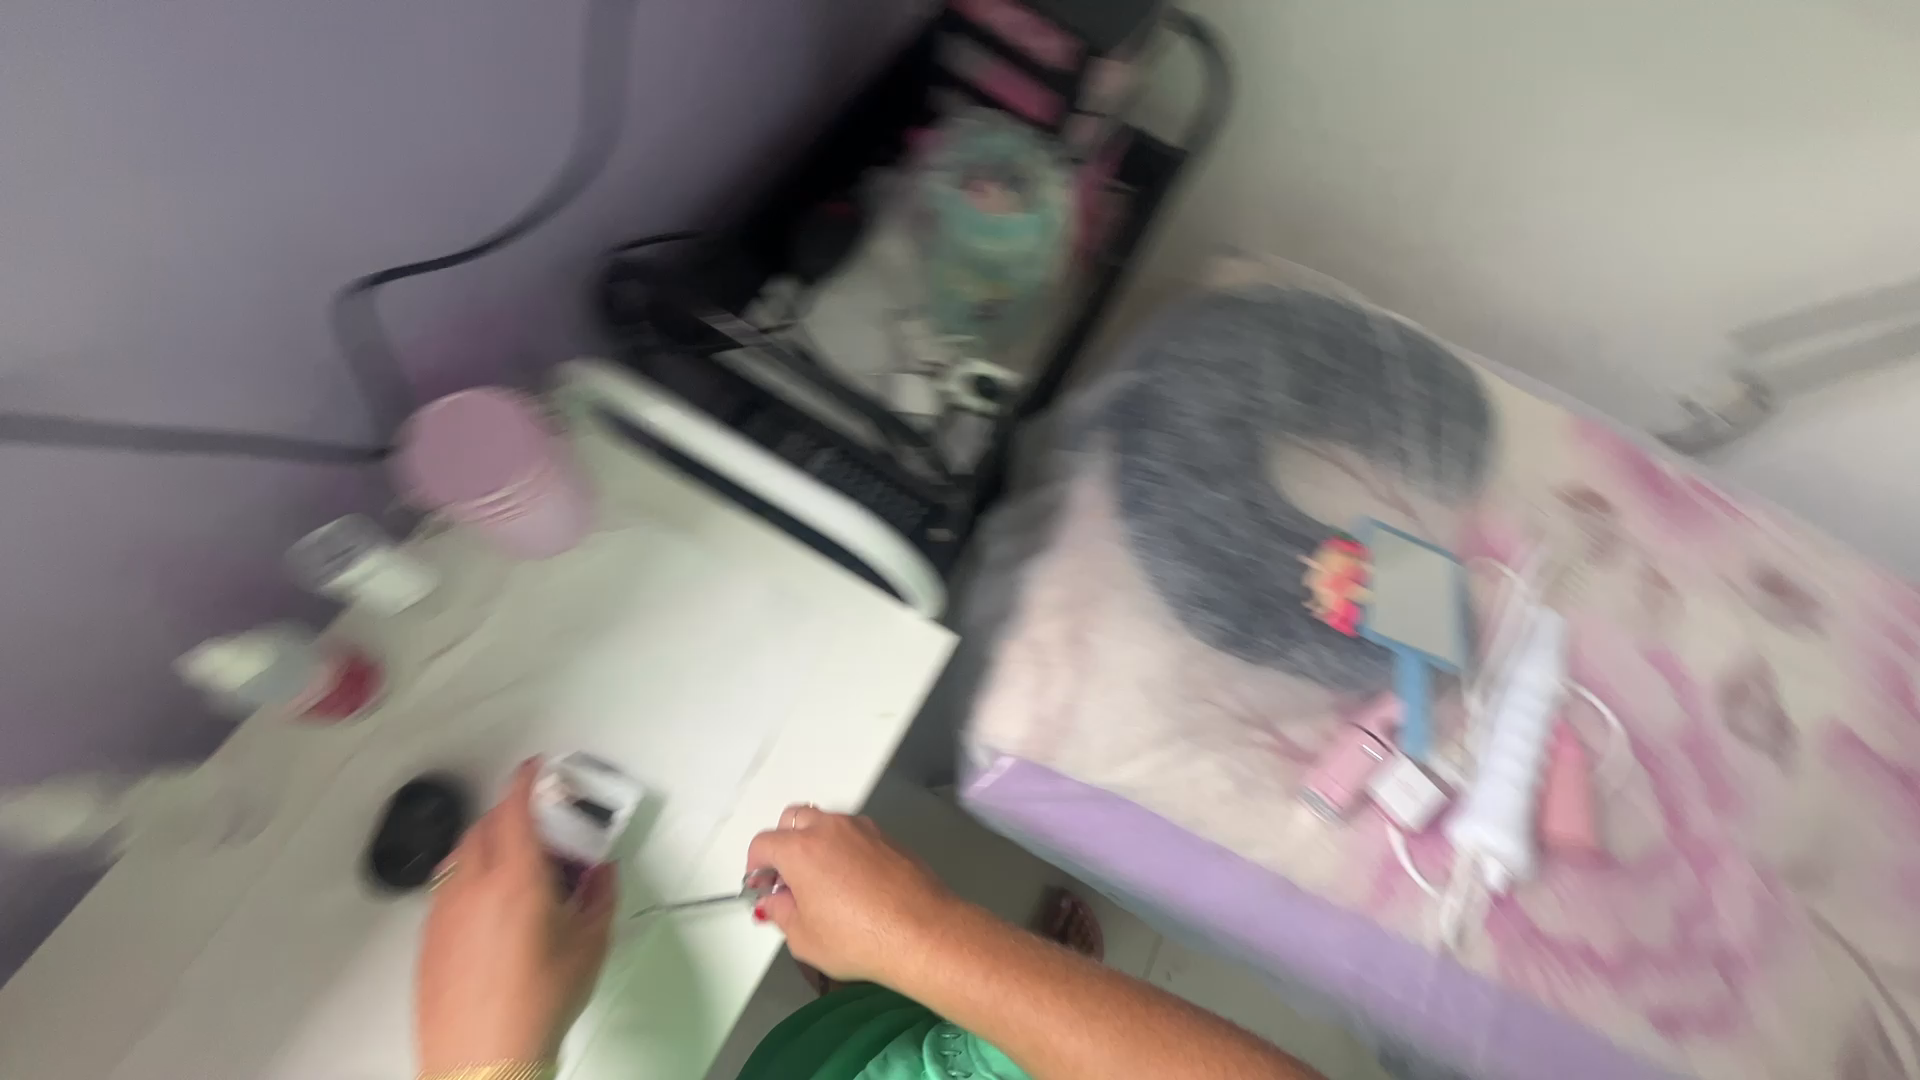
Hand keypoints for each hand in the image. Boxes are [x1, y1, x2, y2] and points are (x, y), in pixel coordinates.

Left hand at [416, 759, 615, 1072]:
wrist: (484, 1062)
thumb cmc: (542, 999)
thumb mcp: (592, 940)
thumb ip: (600, 894)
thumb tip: (601, 872)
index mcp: (518, 878)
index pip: (514, 811)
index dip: (524, 782)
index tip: (533, 767)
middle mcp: (473, 888)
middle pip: (482, 829)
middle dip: (508, 815)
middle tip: (537, 824)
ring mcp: (443, 916)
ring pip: (459, 859)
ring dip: (486, 846)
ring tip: (516, 867)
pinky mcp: (428, 944)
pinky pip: (446, 892)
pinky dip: (469, 880)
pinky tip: (492, 910)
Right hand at [744, 806, 960, 983]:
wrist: (919, 930)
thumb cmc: (861, 937)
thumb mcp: (804, 938)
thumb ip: (780, 913)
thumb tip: (775, 902)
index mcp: (801, 849)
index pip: (763, 843)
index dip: (756, 866)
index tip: (761, 884)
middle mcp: (830, 828)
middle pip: (793, 819)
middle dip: (783, 844)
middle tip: (786, 878)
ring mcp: (861, 827)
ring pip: (825, 821)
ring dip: (814, 842)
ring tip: (820, 881)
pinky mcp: (885, 835)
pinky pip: (853, 832)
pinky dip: (843, 847)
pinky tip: (850, 880)